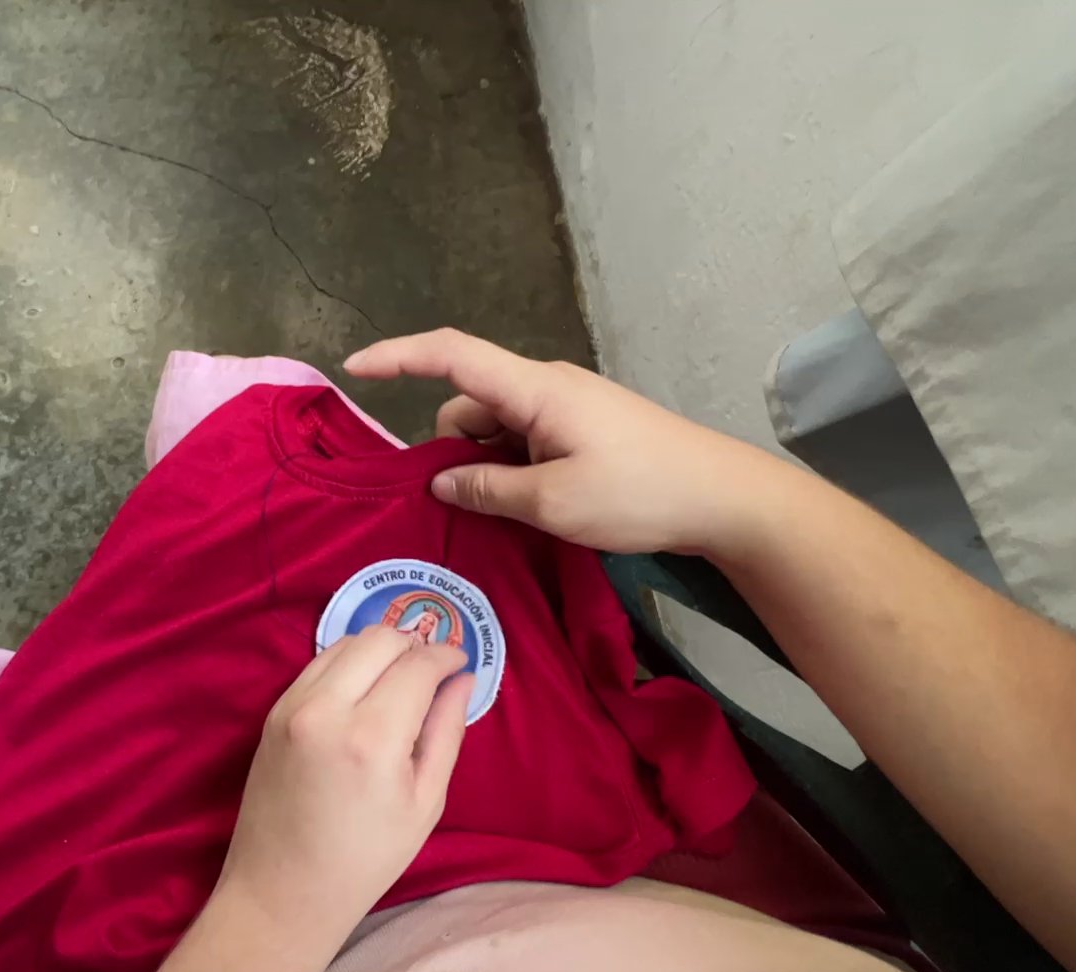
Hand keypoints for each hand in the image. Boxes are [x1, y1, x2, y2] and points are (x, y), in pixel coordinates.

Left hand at [218, 626, 472, 940]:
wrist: (280, 891)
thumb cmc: (365, 859)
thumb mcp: (424, 802)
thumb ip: (446, 731)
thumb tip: (463, 679)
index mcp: (372, 738)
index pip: (418, 665)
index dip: (447, 656)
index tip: (460, 664)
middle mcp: (327, 708)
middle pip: (381, 637)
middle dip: (415, 644)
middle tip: (432, 672)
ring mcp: (293, 705)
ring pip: (347, 642)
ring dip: (381, 649)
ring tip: (399, 680)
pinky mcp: (274, 710)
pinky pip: (319, 662)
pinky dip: (349, 663)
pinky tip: (363, 691)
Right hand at [344, 329, 801, 556]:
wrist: (722, 497)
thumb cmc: (638, 493)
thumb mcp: (552, 502)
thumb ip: (487, 489)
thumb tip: (439, 483)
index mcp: (534, 389)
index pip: (452, 355)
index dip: (398, 357)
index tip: (353, 368)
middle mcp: (544, 388)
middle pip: (469, 405)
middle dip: (451, 450)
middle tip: (466, 504)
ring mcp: (564, 408)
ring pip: (494, 429)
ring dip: (484, 466)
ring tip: (512, 513)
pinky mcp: (578, 430)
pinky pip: (521, 441)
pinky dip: (509, 469)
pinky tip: (526, 506)